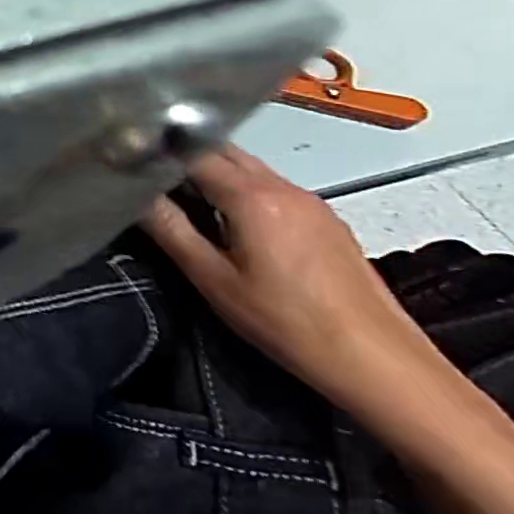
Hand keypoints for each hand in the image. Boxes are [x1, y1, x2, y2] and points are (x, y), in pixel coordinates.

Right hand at [139, 145, 440, 412]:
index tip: (133, 160)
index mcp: (252, 197)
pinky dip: (244, 190)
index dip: (159, 151)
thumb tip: (136, 195)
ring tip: (187, 199)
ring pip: (250, 167)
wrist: (379, 362)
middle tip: (153, 176)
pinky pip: (273, 187)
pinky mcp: (327, 220)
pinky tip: (234, 223)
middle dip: (186, 156)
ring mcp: (311, 202)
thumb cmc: (290, 325)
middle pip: (225, 150)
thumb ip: (170, 230)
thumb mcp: (214, 281)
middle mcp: (284, 188)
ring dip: (216, 173)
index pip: (194, 152)